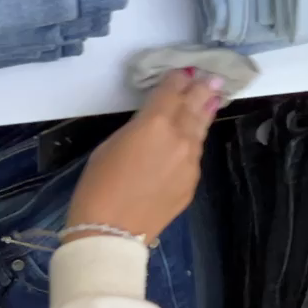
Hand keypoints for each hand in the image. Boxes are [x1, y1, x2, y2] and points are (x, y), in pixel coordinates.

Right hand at [65, 69, 222, 243]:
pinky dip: (190, 147)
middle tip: (212, 78)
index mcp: (154, 122)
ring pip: (200, 130)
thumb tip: (150, 125)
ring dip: (203, 114)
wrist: (110, 234)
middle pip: (196, 103)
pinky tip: (187, 145)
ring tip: (211, 100)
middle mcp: (180, 136)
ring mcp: (190, 161)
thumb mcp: (108, 148)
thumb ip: (135, 130)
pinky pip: (193, 158)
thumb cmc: (96, 190)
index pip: (173, 89)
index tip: (181, 73)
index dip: (177, 79)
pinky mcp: (191, 183)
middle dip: (202, 89)